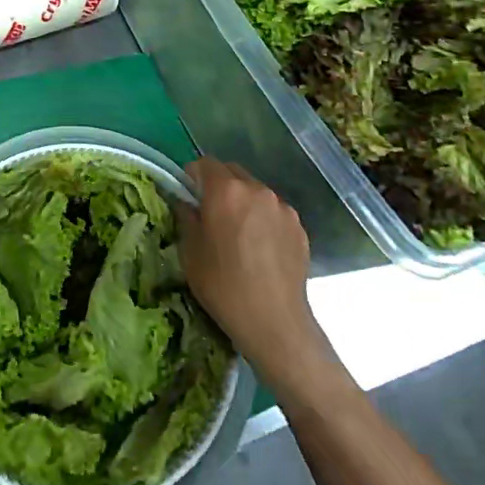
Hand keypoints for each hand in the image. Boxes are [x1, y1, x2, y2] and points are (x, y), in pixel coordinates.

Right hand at [178, 158, 334, 387]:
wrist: (274, 320)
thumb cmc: (223, 287)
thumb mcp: (191, 254)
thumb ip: (187, 218)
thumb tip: (185, 202)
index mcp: (226, 191)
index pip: (205, 164)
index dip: (193, 176)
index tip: (188, 196)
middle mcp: (257, 189)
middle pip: (233, 173)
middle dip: (219, 185)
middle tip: (211, 215)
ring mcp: (282, 206)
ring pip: (255, 191)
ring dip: (243, 202)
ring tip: (238, 234)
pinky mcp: (298, 225)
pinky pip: (274, 211)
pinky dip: (263, 219)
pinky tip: (260, 248)